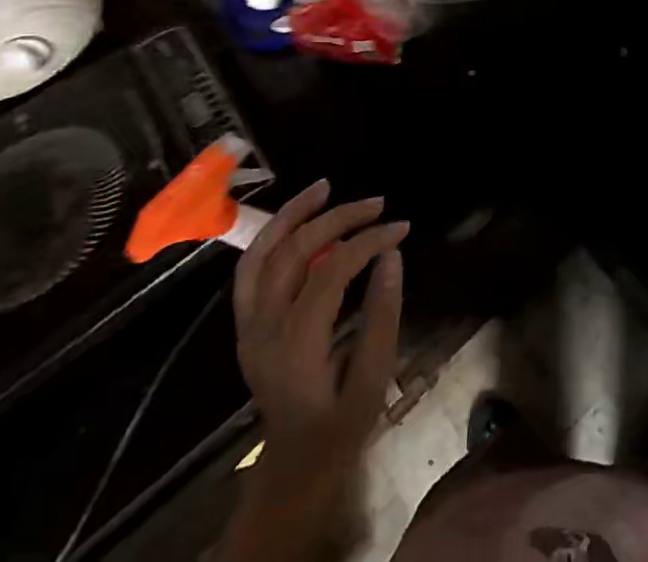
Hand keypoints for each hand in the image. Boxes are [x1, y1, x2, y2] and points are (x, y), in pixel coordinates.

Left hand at [221, 180, 407, 561]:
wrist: (295, 460)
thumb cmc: (342, 422)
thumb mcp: (375, 376)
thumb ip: (384, 315)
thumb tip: (392, 256)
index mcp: (295, 345)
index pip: (329, 272)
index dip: (367, 242)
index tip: (401, 228)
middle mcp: (261, 329)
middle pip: (292, 254)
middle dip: (337, 219)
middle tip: (378, 203)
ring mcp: (246, 325)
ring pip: (259, 255)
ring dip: (292, 216)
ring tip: (326, 187)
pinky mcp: (245, 324)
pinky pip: (251, 269)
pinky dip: (273, 237)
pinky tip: (298, 220)